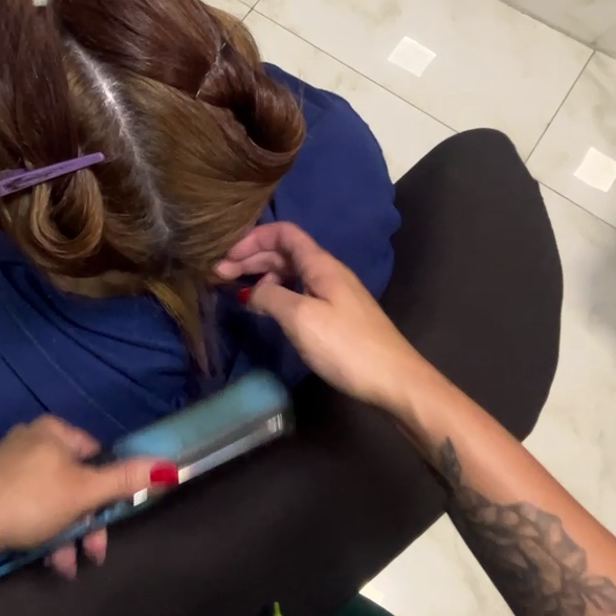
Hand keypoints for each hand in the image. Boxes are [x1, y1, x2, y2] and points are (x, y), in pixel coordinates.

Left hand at [0, 416, 166, 577]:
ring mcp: (9, 462)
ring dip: (68, 533)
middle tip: (92, 553)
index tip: (111, 518)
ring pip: (54, 497)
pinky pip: (30, 505)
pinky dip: (43, 530)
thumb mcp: (84, 491)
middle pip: (75, 480)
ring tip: (66, 564)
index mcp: (53, 429)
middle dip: (88, 521)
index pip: (95, 453)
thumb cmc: (32, 499)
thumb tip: (169, 465)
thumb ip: (125, 479)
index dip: (108, 487)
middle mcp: (31, 437)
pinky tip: (47, 557)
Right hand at [215, 221, 442, 414]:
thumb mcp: (300, 318)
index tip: (227, 256)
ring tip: (238, 292)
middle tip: (219, 275)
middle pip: (284, 252)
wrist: (396, 382)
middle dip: (251, 258)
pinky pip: (299, 292)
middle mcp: (327, 272)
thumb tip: (250, 292)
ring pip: (291, 273)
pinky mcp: (336, 315)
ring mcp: (333, 294)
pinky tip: (266, 309)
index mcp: (320, 264)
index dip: (253, 238)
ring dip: (262, 277)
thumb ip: (270, 297)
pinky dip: (277, 294)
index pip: (283, 233)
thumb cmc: (346, 345)